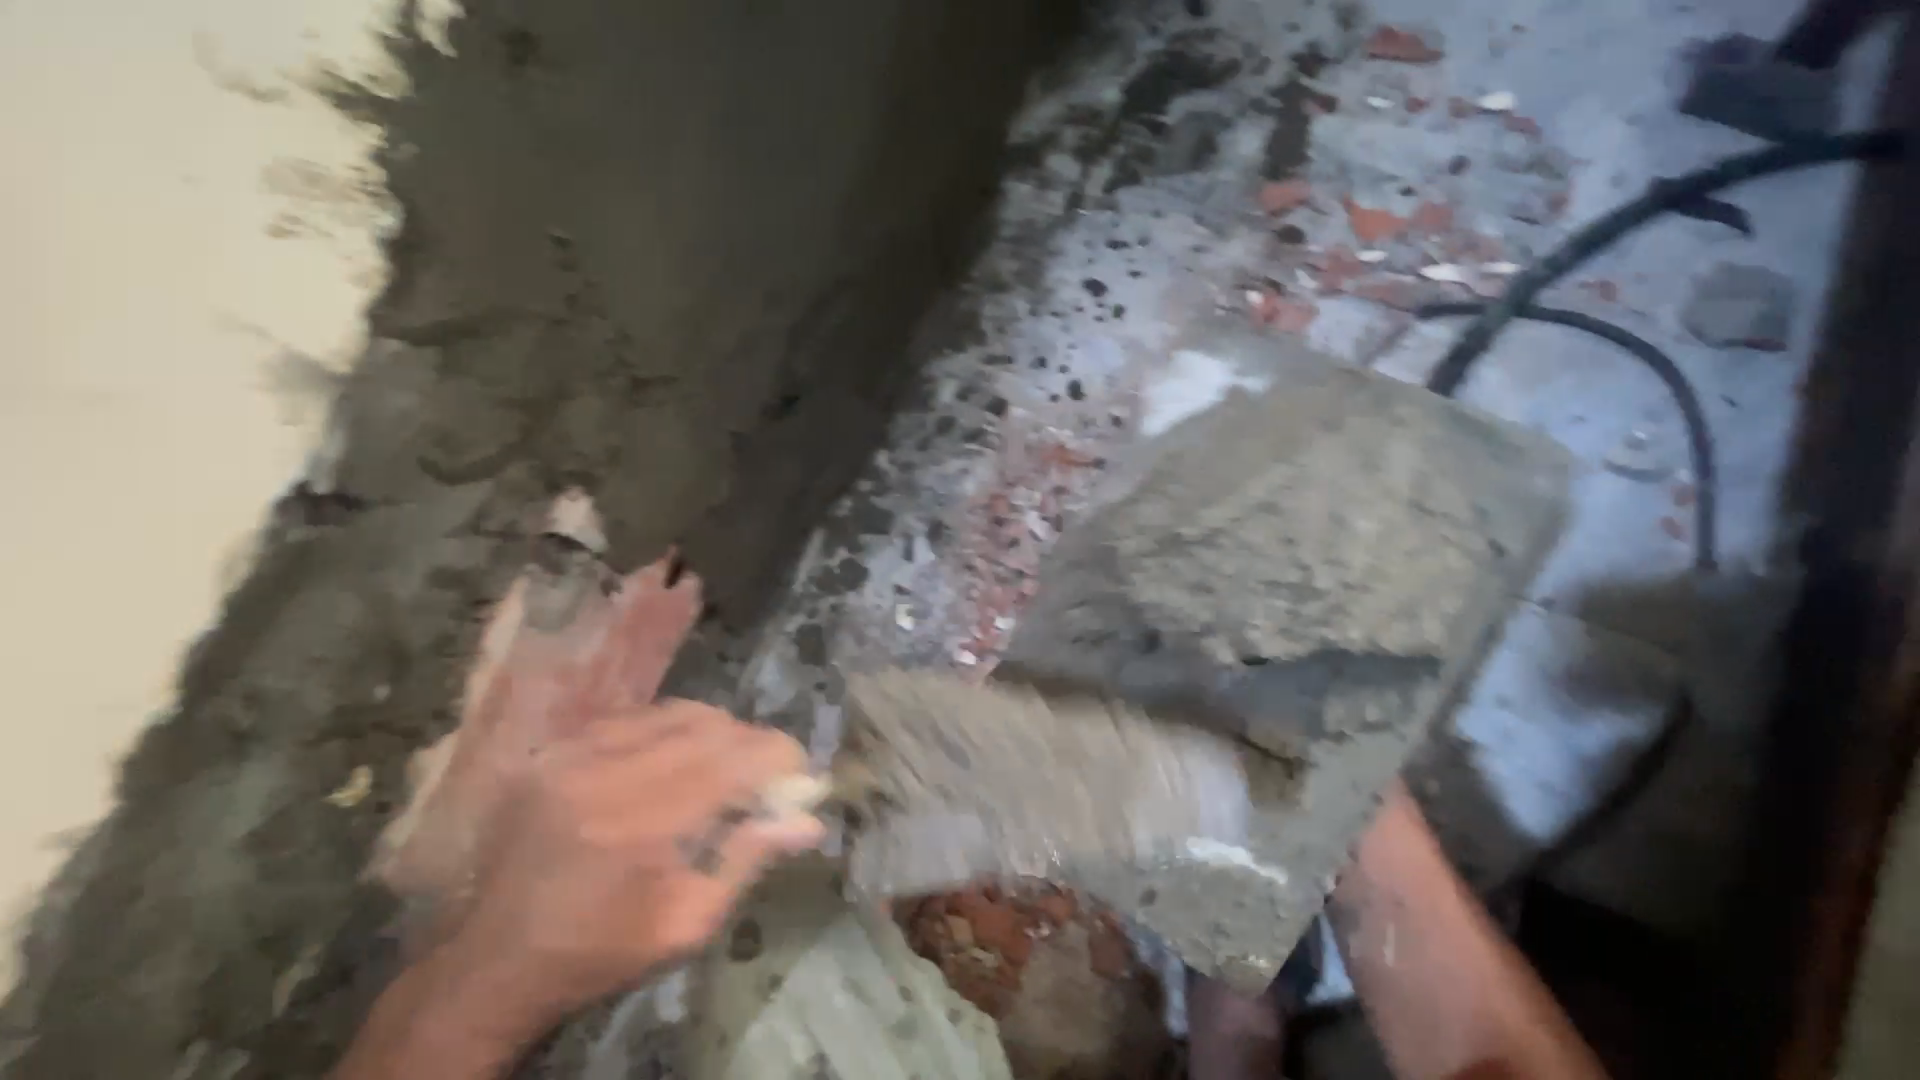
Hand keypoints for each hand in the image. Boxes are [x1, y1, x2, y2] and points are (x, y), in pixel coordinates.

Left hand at [440, 700, 825, 1042]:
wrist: (494, 961)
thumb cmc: (601, 952)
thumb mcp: (687, 923)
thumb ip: (748, 859)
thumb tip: (809, 820)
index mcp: (641, 827)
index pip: (730, 760)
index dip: (776, 754)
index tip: (799, 769)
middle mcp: (605, 774)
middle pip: (705, 725)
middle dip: (748, 741)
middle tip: (763, 772)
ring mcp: (571, 755)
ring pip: (671, 712)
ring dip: (711, 731)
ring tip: (722, 765)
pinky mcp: (551, 751)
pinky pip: (630, 718)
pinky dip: (666, 730)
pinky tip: (672, 760)